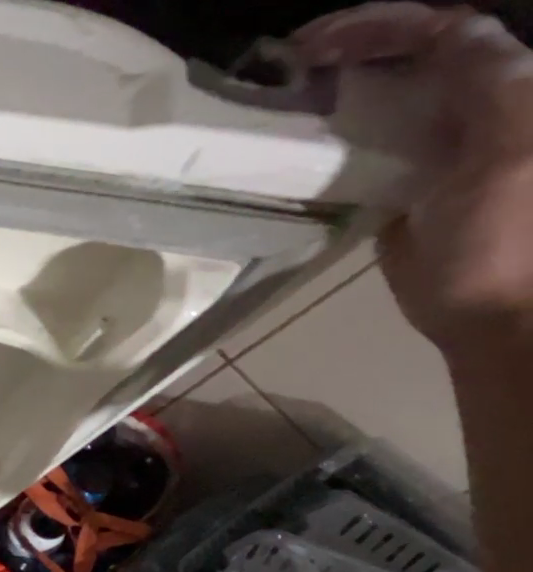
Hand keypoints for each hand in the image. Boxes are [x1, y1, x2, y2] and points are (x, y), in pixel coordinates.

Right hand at [293, 3, 532, 356]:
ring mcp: (440, 148)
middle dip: (356, 47)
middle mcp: (477, 108)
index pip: (449, 32)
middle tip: (291, 63)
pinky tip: (300, 139)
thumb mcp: (511, 152)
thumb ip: (493, 85)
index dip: (383, 24)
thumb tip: (447, 28)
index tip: (313, 42)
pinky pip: (371, 146)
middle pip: (415, 56)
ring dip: (340, 87)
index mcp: (512, 90)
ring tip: (289, 92)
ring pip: (390, 96)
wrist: (497, 315)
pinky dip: (334, 135)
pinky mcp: (407, 188)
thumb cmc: (512, 239)